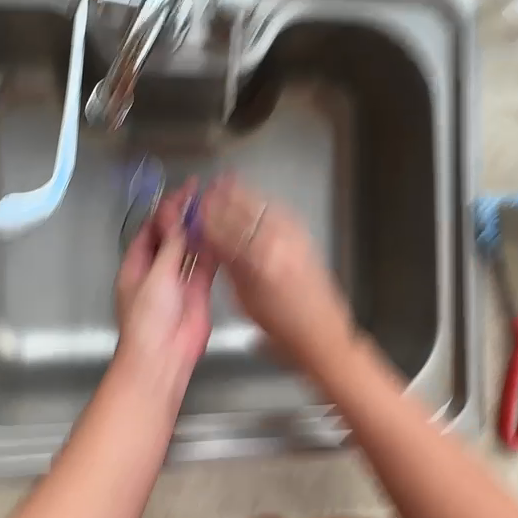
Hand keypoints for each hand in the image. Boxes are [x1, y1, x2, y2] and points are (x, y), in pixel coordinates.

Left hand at [114, 182, 216, 395]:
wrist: (163, 356)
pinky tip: (223, 231)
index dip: (166, 210)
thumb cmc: (148, 317)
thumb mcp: (156, 275)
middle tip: (202, 193)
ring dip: (199, 230)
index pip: (151, 229)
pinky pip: (205, 265)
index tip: (184, 191)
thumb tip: (174, 216)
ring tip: (215, 206)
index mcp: (136, 265)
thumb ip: (169, 245)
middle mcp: (157, 270)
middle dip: (184, 216)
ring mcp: (178, 280)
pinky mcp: (198, 291)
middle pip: (171, 236)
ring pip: (189, 249)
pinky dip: (213, 249)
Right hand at [196, 174, 356, 374]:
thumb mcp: (244, 299)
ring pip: (262, 207)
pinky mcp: (305, 237)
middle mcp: (277, 245)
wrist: (321, 333)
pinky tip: (254, 199)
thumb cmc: (281, 326)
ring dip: (241, 195)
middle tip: (208, 191)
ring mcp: (294, 239)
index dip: (207, 218)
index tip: (196, 210)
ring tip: (226, 185)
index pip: (224, 232)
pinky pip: (279, 212)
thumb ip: (228, 266)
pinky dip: (263, 202)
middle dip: (222, 200)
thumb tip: (211, 243)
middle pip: (242, 213)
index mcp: (257, 264)